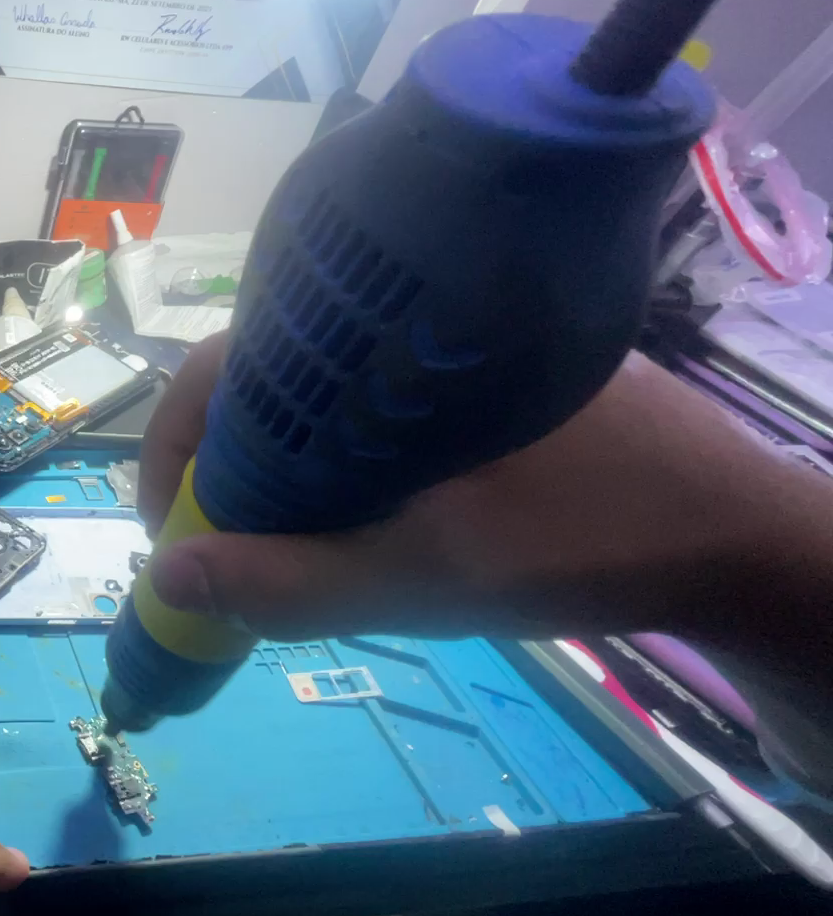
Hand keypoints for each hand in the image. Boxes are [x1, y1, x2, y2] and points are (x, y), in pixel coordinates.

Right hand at [136, 333, 829, 644]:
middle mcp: (386, 333)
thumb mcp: (427, 577)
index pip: (223, 366)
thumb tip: (165, 574)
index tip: (171, 524)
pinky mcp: (442, 389)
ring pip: (292, 406)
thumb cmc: (587, 546)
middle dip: (211, 466)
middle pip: (250, 386)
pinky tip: (330, 517)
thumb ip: (291, 583)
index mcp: (374, 345)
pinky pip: (337, 419)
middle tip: (214, 543)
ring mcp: (416, 360)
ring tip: (265, 540)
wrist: (749, 544)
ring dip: (259, 471)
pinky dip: (308, 469)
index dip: (172, 444)